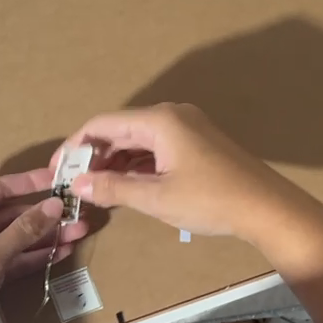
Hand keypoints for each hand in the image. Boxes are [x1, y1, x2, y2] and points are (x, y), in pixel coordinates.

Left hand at [0, 169, 87, 322]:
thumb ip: (23, 231)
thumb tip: (55, 204)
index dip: (29, 183)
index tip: (59, 179)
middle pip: (8, 216)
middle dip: (43, 216)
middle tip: (78, 213)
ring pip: (13, 240)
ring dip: (44, 238)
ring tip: (79, 232)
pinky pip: (11, 262)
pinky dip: (33, 258)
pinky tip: (61, 253)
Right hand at [55, 104, 316, 244]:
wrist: (266, 207)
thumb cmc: (210, 200)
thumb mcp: (156, 197)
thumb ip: (113, 188)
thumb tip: (77, 185)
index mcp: (158, 121)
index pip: (102, 124)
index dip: (74, 146)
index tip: (57, 171)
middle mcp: (171, 116)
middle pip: (119, 130)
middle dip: (93, 156)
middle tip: (73, 184)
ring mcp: (187, 128)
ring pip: (137, 140)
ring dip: (114, 162)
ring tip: (96, 189)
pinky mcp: (197, 144)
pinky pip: (156, 148)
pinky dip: (136, 165)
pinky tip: (126, 186)